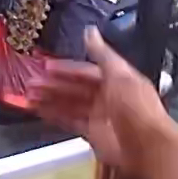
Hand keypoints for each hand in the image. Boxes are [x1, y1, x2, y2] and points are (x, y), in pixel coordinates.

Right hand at [31, 28, 177, 177]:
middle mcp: (107, 97)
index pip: (85, 71)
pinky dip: (54, 116)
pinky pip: (70, 122)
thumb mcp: (120, 74)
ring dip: (50, 99)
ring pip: (69, 104)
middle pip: (74, 88)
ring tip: (29, 95)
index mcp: (115, 80)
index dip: (66, 68)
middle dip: (53, 84)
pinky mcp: (93, 134)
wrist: (148, 146)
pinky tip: (40, 111)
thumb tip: (90, 32)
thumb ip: (102, 54)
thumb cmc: (138, 109)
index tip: (46, 66)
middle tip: (32, 81)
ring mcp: (99, 116)